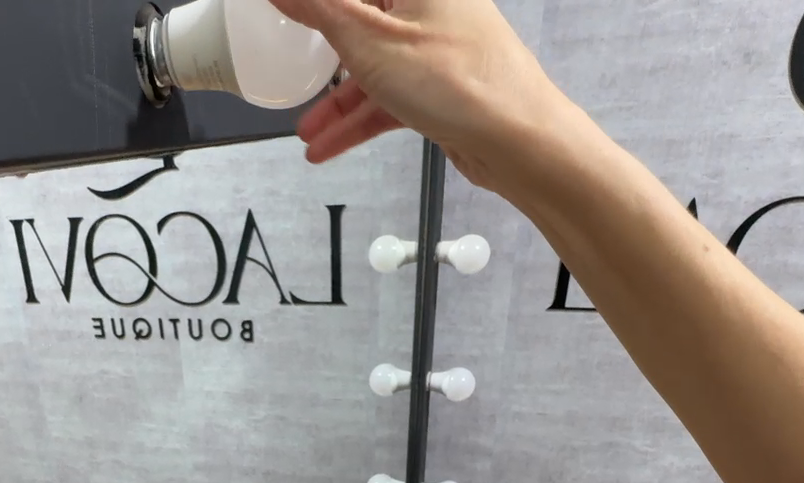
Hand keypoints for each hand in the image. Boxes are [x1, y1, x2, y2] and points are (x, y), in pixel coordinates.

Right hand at [267, 0, 565, 189]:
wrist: (515, 138)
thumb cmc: (455, 80)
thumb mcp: (368, 40)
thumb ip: (320, 8)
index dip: (317, 6)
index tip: (288, 12)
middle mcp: (429, 4)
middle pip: (362, 21)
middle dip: (323, 56)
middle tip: (291, 73)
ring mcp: (435, 46)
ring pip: (373, 67)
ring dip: (337, 104)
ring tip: (306, 134)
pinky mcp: (439, 86)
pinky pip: (389, 98)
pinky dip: (360, 121)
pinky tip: (329, 147)